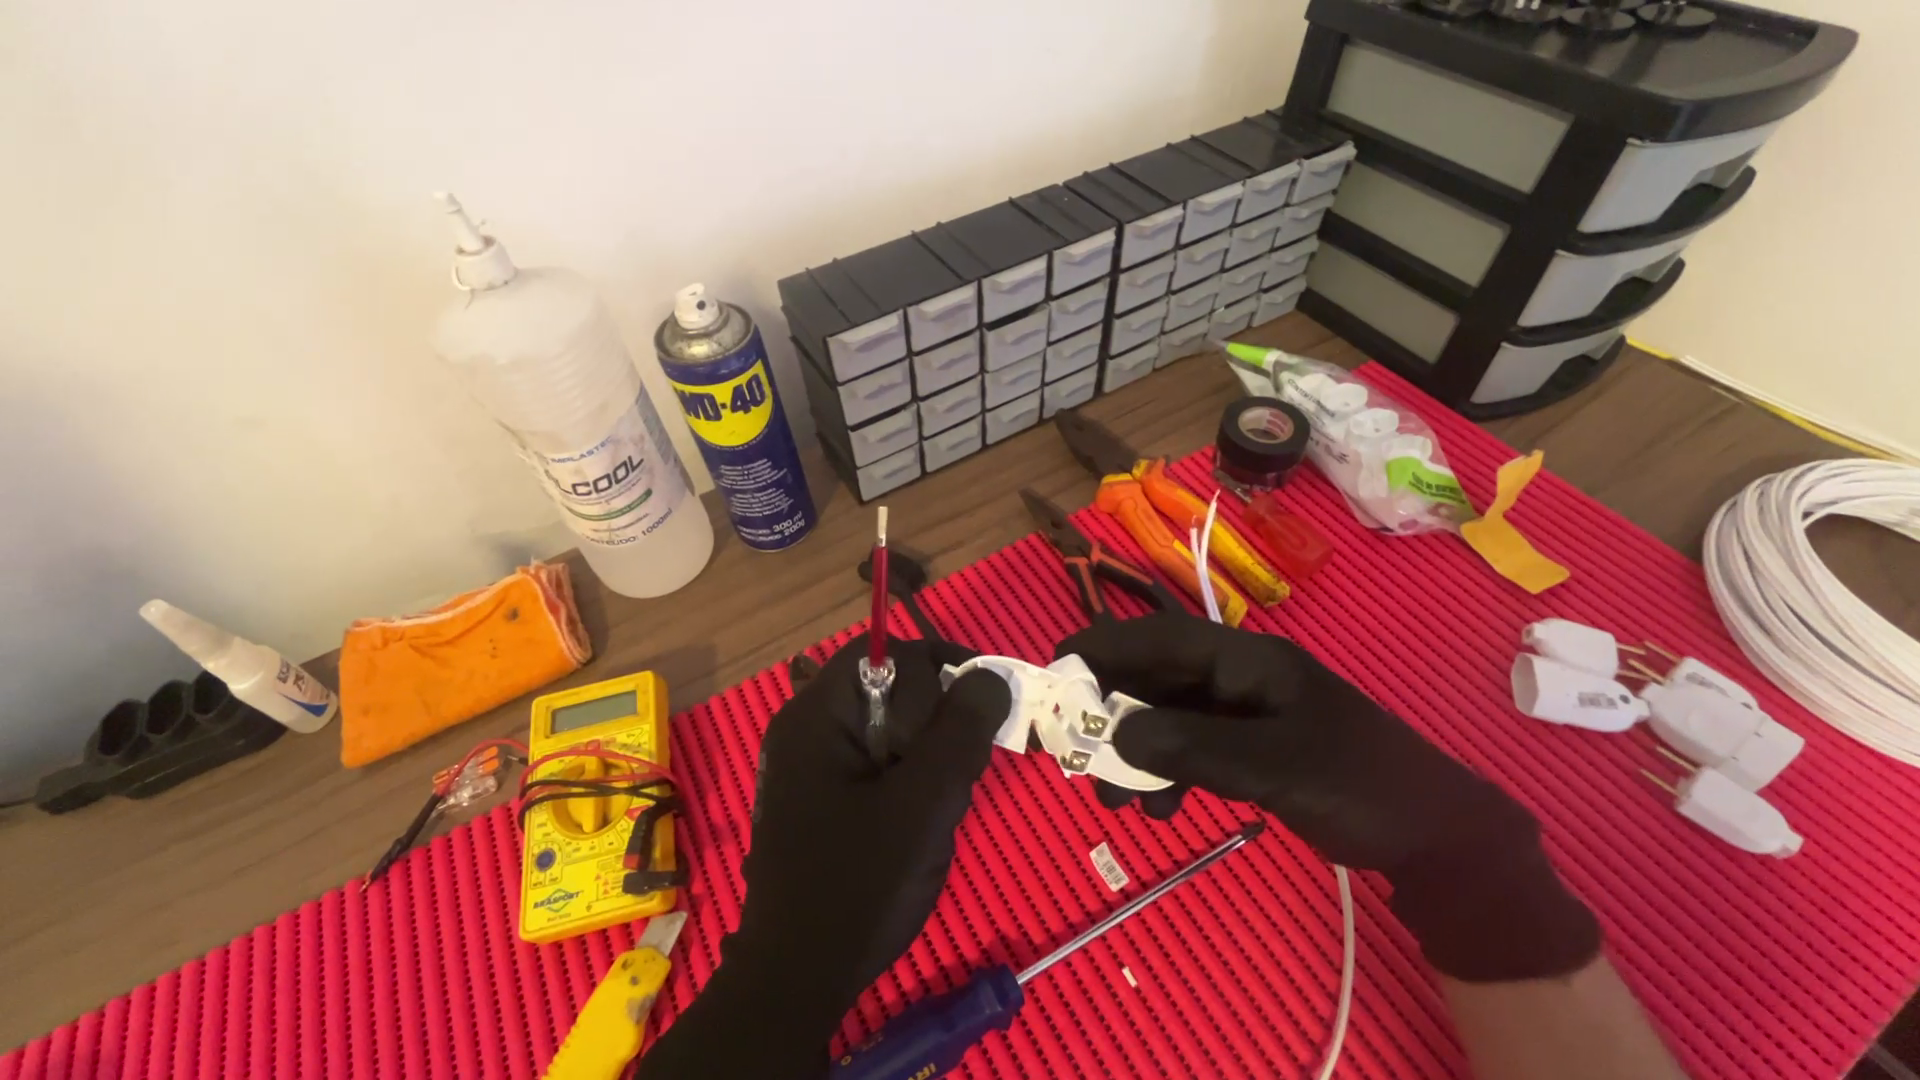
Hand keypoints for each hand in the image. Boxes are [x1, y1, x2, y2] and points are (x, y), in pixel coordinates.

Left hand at [639, 635, 1009, 1078]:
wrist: (797, 980)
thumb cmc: (859, 886)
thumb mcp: (924, 803)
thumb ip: (960, 732)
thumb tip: (990, 675)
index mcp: (817, 715)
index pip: (888, 654)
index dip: (940, 671)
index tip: (979, 715)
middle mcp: (806, 728)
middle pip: (891, 692)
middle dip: (935, 728)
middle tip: (952, 782)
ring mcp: (810, 766)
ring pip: (890, 732)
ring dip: (926, 763)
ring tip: (933, 817)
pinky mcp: (820, 799)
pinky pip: (877, 766)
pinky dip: (907, 786)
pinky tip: (915, 831)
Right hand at [1060, 613, 1598, 981]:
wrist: (1434, 836)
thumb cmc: (1361, 785)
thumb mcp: (1276, 764)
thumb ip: (1193, 748)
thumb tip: (1113, 735)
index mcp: (1247, 660)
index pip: (1160, 638)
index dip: (1103, 647)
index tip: (1054, 671)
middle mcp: (1236, 677)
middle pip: (1153, 680)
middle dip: (1109, 715)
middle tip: (1075, 756)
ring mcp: (1241, 714)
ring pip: (1164, 719)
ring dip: (1132, 753)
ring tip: (1117, 801)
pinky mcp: (1246, 748)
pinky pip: (1185, 750)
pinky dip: (1163, 774)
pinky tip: (1160, 809)